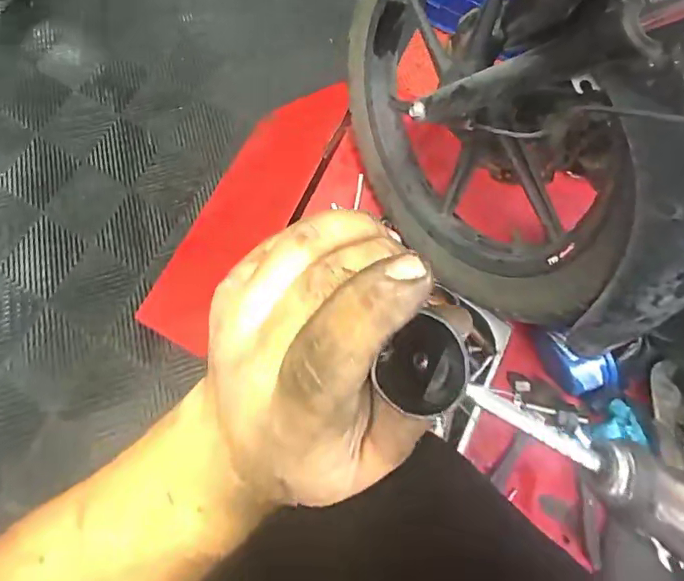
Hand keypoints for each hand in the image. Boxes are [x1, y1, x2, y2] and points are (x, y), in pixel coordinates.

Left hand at [200, 210, 435, 507]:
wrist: (233, 442)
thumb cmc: (313, 453)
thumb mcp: (376, 456)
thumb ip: (418, 397)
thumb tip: (450, 319)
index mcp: (294, 415)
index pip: (329, 347)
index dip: (377, 301)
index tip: (420, 276)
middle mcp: (254, 357)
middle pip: (321, 281)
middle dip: (382, 258)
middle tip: (415, 267)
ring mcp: (237, 311)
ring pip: (307, 245)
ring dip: (362, 234)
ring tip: (391, 249)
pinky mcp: (233, 280)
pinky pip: (293, 233)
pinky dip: (337, 227)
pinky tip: (359, 240)